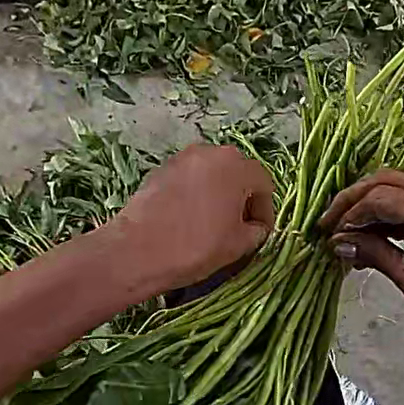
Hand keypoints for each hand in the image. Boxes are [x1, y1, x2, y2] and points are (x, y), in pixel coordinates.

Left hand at [105, 144, 274, 296]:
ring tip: (214, 223)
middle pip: (238, 173)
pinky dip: (197, 194)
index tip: (260, 233)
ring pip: (213, 174)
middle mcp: (211, 152)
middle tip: (239, 227)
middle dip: (243, 199)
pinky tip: (190, 219)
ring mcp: (183, 158)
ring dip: (220, 194)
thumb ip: (257, 231)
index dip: (265, 211)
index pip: (264, 184)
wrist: (137, 251)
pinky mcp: (161, 169)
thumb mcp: (239, 244)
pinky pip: (190, 179)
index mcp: (236, 166)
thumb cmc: (196, 246)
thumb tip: (255, 228)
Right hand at [319, 170, 403, 343]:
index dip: (351, 213)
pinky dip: (388, 221)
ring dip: (370, 211)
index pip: (382, 197)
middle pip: (388, 183)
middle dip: (355, 201)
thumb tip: (340, 243)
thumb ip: (375, 254)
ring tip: (345, 237)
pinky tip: (368, 241)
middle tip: (329, 224)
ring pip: (398, 193)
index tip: (330, 234)